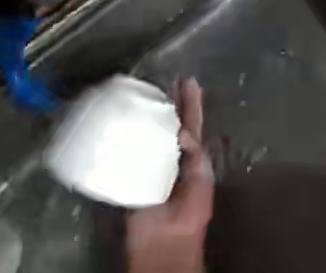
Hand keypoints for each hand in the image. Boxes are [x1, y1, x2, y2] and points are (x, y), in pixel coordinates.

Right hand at [127, 77, 212, 272]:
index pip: (192, 124)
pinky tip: (124, 119)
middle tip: (170, 79)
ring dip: (150, 113)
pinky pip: (130, 151)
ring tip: (148, 91)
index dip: (191, 103)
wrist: (164, 246)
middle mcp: (172, 157)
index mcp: (191, 158)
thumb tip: (184, 131)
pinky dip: (128, 135)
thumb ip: (196, 154)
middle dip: (172, 101)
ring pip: (152, 133)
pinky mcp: (133, 175)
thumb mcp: (201, 181)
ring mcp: (152, 165)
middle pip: (171, 123)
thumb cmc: (189, 215)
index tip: (189, 81)